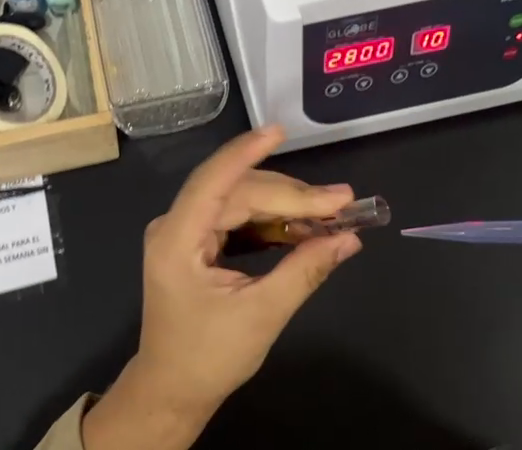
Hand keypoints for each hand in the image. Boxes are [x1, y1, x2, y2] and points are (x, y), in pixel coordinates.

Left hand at [81, 126, 361, 449]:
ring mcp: (182, 232)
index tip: (280, 131)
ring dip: (284, 205)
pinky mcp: (195, 242)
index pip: (214, 180)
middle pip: (236, 191)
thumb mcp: (263, 315)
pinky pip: (235, 217)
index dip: (247, 151)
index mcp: (178, 239)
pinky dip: (270, 221)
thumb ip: (305, 270)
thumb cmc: (210, 357)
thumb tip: (349, 238)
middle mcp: (174, 225)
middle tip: (343, 201)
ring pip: (238, 200)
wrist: (172, 390)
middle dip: (290, 195)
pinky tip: (302, 225)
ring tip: (331, 212)